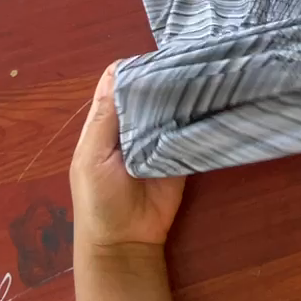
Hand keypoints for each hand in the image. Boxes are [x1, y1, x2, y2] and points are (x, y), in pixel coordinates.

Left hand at [70, 62, 185, 251]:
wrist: (126, 243)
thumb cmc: (99, 201)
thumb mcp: (91, 158)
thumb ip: (104, 118)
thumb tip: (118, 71)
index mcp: (106, 122)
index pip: (118, 83)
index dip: (133, 67)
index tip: (154, 56)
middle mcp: (133, 123)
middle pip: (147, 89)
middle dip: (161, 75)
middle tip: (185, 59)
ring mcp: (158, 135)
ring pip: (168, 103)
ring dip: (180, 90)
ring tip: (200, 72)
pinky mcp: (179, 148)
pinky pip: (187, 124)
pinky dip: (195, 111)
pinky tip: (209, 96)